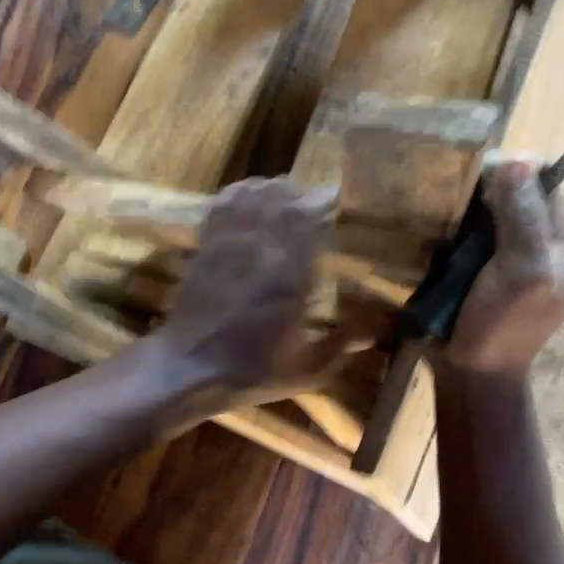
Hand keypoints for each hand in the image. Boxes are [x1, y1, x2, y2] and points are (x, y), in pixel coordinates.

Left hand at [150, 177, 338, 397]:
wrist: (188, 370)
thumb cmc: (251, 372)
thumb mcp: (306, 369)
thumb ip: (341, 346)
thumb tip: (376, 334)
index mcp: (290, 277)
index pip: (310, 220)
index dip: (324, 203)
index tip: (337, 200)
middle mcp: (260, 251)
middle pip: (283, 200)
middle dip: (301, 194)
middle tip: (314, 199)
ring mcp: (228, 245)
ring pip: (252, 196)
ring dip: (272, 190)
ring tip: (285, 195)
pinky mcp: (205, 247)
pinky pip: (222, 206)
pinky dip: (238, 194)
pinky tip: (249, 194)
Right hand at [446, 162, 563, 378]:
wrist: (470, 374)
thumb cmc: (503, 325)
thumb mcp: (524, 271)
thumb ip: (524, 219)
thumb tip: (518, 161)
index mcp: (554, 238)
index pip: (542, 181)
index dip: (514, 169)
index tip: (478, 170)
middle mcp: (528, 240)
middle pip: (509, 192)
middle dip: (482, 184)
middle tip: (449, 188)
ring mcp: (496, 255)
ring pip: (480, 211)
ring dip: (458, 205)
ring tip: (431, 202)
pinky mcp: (465, 268)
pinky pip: (457, 233)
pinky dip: (444, 226)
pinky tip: (426, 226)